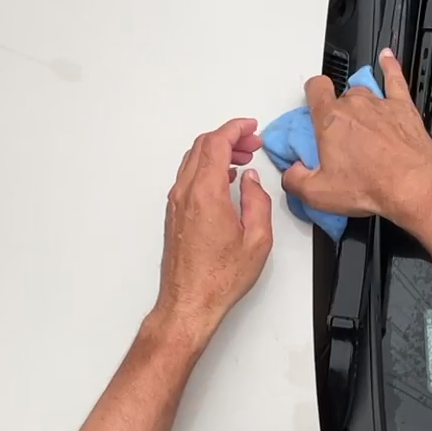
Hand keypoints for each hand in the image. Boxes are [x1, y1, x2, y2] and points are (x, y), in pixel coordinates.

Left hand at [153, 118, 273, 335]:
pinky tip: (224, 180)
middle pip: (201, 146)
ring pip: (192, 160)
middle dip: (228, 137)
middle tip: (251, 143)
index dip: (235, 129)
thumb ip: (257, 201)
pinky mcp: (174, 215)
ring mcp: (176, 204)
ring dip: (216, 152)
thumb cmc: (219, 278)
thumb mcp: (257, 240)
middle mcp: (186, 194)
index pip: (216, 143)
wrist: (189, 302)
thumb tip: (251, 181)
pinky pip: (188, 177)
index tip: (250, 128)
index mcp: (206, 194)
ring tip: (242, 160)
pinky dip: (206, 168)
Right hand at [279, 50, 431, 228]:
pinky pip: (394, 79)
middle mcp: (354, 105)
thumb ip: (295, 180)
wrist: (411, 187)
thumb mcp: (318, 193)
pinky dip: (389, 67)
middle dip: (336, 112)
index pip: (315, 88)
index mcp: (330, 120)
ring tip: (359, 118)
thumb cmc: (371, 186)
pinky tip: (386, 59)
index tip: (311, 103)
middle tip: (338, 135)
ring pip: (363, 92)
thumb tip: (291, 174)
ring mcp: (380, 103)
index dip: (312, 93)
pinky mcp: (403, 108)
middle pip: (339, 96)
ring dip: (359, 102)